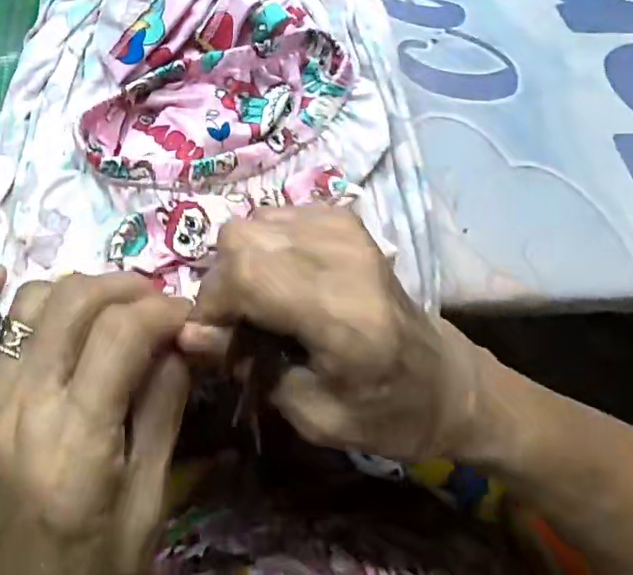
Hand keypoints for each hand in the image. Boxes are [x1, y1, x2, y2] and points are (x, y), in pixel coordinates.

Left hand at [0, 268, 191, 574]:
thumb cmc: (96, 568)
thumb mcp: (149, 501)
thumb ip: (163, 409)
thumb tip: (179, 336)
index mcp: (77, 439)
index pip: (122, 332)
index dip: (161, 309)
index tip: (184, 313)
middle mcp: (23, 406)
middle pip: (73, 301)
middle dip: (122, 286)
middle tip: (152, 299)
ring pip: (26, 306)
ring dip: (71, 288)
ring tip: (104, 304)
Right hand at [180, 206, 487, 461]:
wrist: (445, 379)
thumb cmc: (384, 412)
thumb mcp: (312, 416)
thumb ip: (246, 366)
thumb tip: (187, 332)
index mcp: (345, 314)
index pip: (247, 276)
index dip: (212, 303)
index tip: (209, 339)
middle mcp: (343, 256)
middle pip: (240, 238)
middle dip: (220, 281)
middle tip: (233, 321)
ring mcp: (344, 228)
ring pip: (249, 223)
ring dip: (237, 263)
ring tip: (257, 301)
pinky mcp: (342, 216)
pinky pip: (271, 217)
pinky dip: (260, 247)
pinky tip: (279, 278)